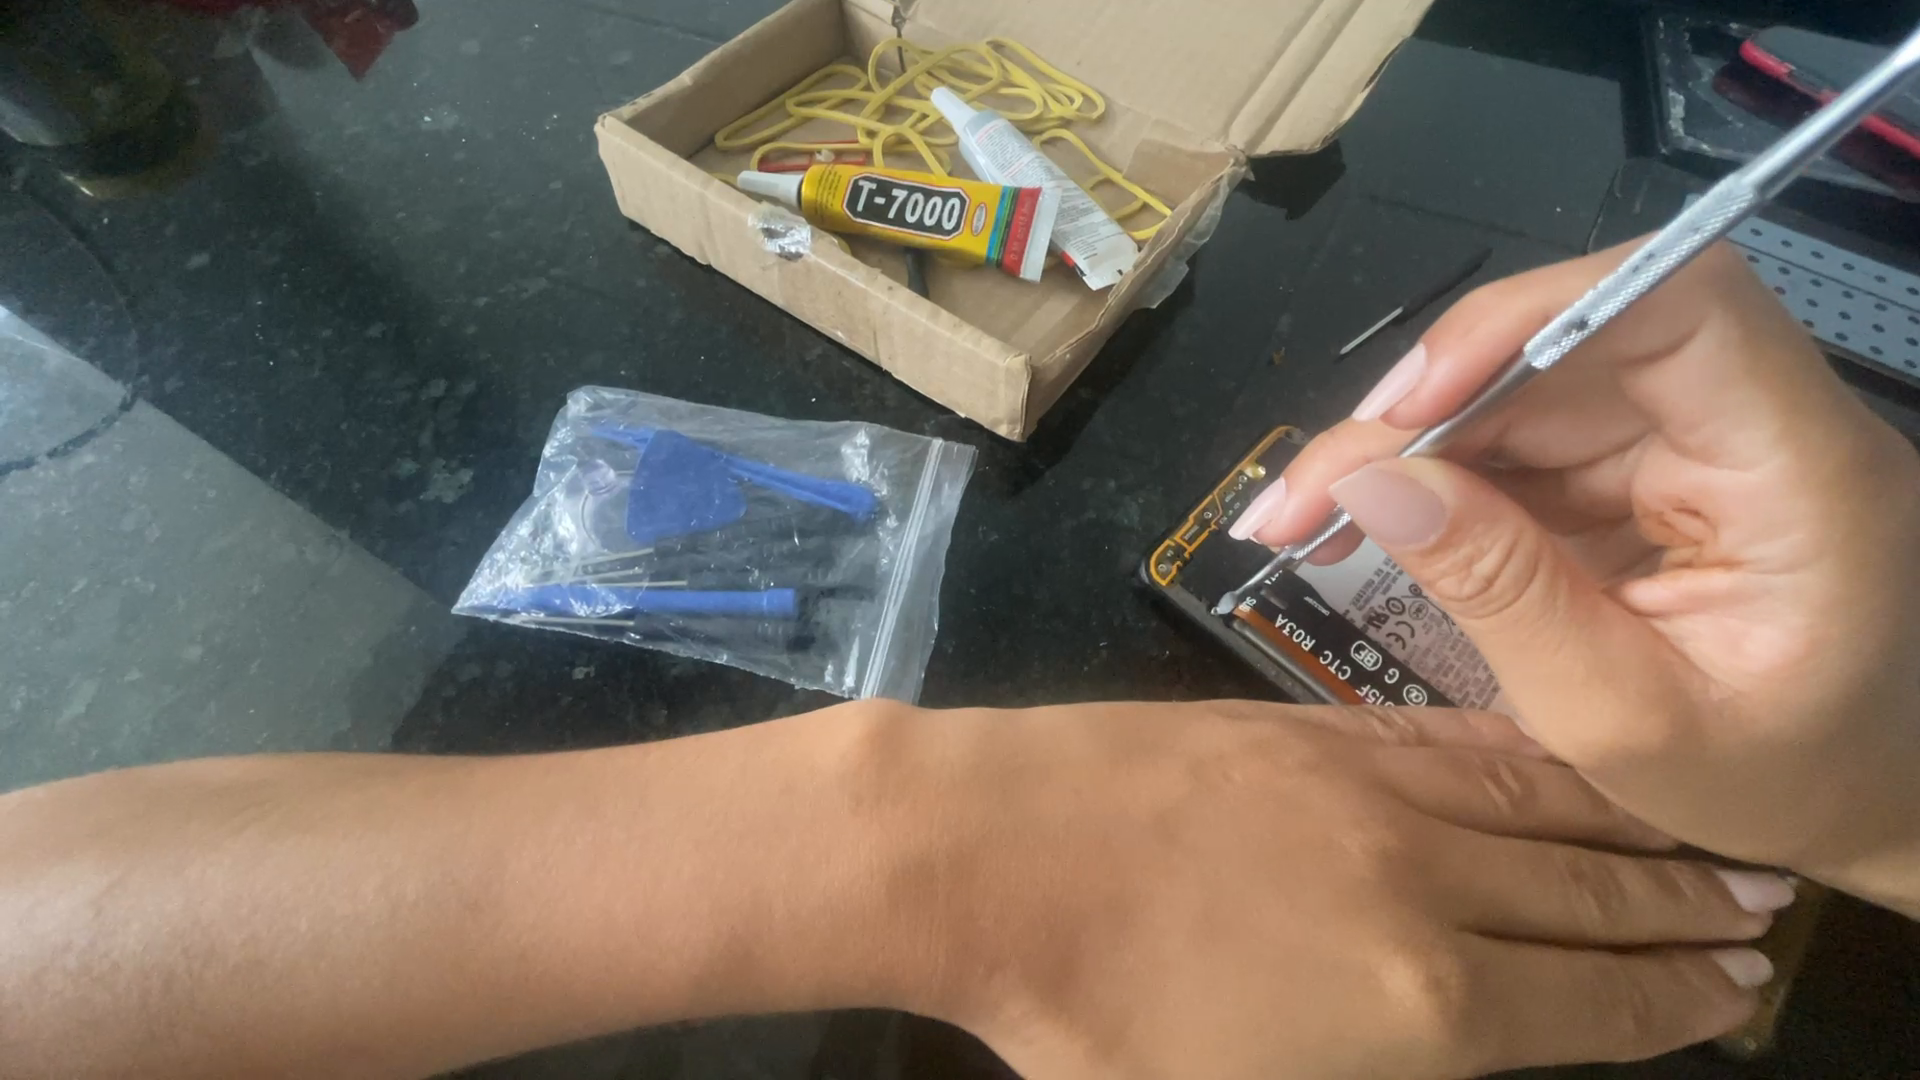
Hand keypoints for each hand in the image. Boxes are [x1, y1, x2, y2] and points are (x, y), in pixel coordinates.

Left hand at [891, 701, 1782, 1078]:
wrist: (995, 848)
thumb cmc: (1089, 1010)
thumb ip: (1374, 1064)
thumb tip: (1451, 1020)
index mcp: (1422, 1006)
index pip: (1596, 1003)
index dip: (1675, 993)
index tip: (1737, 978)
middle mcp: (1418, 882)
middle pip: (1582, 894)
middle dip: (1677, 904)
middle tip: (1749, 898)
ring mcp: (1354, 784)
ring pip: (1524, 800)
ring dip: (1614, 817)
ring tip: (1686, 826)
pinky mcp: (1294, 725)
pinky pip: (1431, 737)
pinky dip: (1504, 748)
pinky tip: (1539, 749)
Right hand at [1235, 243, 1919, 910]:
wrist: (1838, 802)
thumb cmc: (1765, 780)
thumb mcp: (1614, 713)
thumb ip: (1499, 591)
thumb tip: (1371, 483)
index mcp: (1787, 472)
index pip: (1669, 309)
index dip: (1520, 325)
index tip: (1401, 408)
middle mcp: (1722, 428)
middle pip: (1538, 362)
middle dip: (1396, 425)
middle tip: (1293, 504)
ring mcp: (1656, 448)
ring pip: (1490, 403)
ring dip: (1378, 457)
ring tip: (1292, 521)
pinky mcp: (1602, 476)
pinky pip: (1484, 450)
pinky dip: (1400, 483)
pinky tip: (1337, 523)